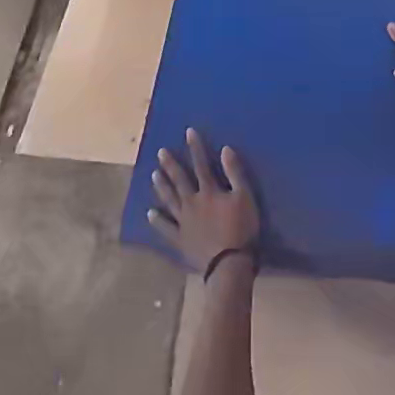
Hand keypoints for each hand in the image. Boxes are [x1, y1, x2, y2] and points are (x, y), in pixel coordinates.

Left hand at [147, 128, 259, 270]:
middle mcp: (192, 202)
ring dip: (162, 186)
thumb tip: (225, 149)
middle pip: (180, 180)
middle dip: (171, 164)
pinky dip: (158, 220)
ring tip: (153, 175)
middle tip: (160, 152)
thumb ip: (235, 172)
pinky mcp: (180, 239)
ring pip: (170, 200)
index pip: (201, 164)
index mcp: (209, 191)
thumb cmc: (241, 227)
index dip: (195, 147)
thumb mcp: (245, 196)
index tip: (188, 132)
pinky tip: (150, 213)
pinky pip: (166, 228)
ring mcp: (183, 222)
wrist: (229, 263)